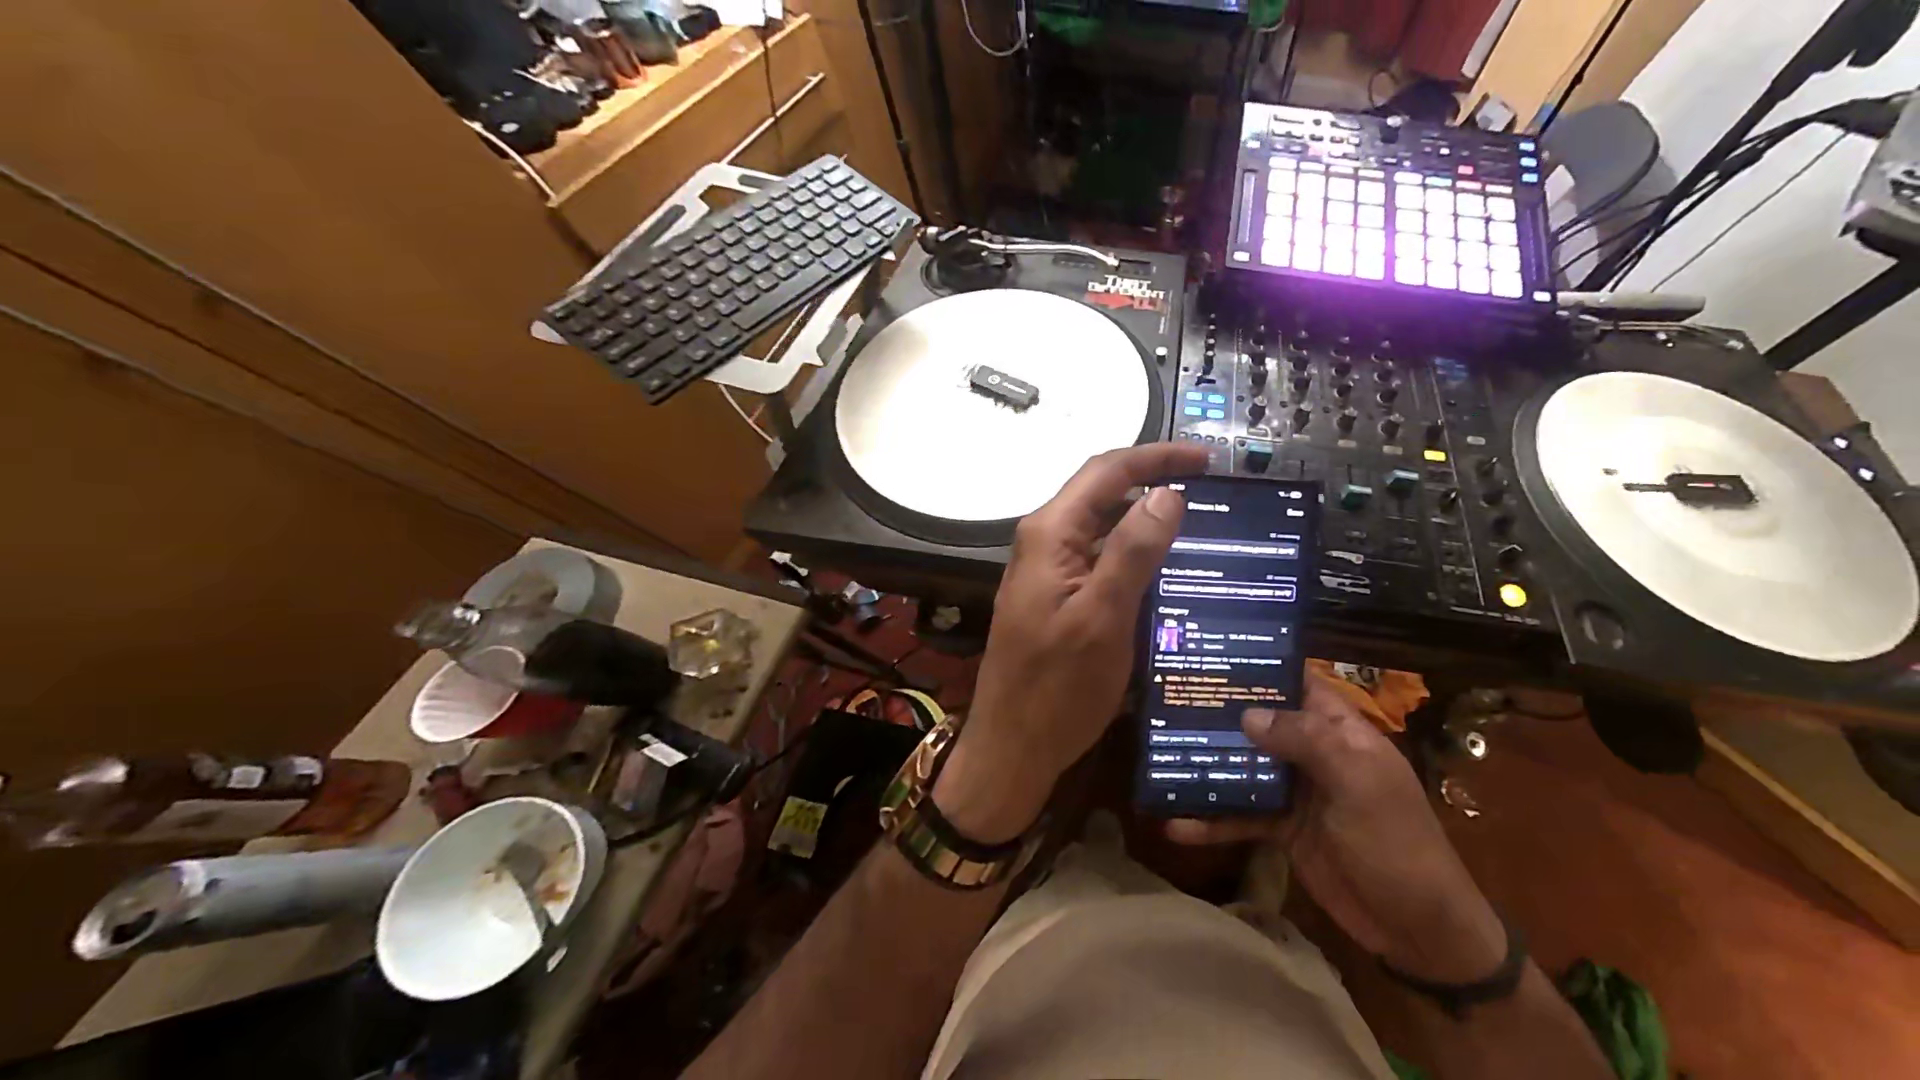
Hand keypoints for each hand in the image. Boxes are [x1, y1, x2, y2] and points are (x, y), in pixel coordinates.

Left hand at [932, 443, 1209, 842]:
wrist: (1013, 746)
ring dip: (1147, 523)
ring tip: (1202, 529)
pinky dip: (1135, 558)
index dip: (1156, 457)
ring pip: (1103, 529)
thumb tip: (1167, 493)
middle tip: (1214, 493)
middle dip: (1154, 484)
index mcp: (1049, 534)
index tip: (1208, 458)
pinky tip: (1168, 572)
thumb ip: (1132, 552)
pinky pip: (1100, 563)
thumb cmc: (1056, 689)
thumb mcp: (1103, 618)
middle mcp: (1044, 543)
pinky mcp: (1057, 598)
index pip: (1105, 472)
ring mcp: (1048, 572)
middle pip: (1102, 494)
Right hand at [1168, 672, 1506, 981]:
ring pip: (1242, 767)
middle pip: (1259, 723)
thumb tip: (1246, 715)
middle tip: (1166, 701)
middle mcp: (1313, 753)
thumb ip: (1306, 741)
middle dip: (1217, 714)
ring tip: (1158, 757)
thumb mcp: (1359, 783)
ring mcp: (1295, 791)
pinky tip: (1176, 825)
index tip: (1209, 655)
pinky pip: (1239, 816)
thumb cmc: (1396, 844)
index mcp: (1340, 731)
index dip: (1258, 667)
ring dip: (1206, 765)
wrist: (1419, 929)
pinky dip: (1210, 820)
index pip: (1295, 684)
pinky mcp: (1281, 828)